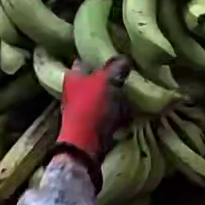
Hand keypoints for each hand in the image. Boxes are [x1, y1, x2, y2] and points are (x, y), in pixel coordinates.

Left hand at [56, 57, 130, 173]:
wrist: (86, 146)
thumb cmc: (93, 107)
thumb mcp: (108, 81)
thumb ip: (117, 66)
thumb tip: (125, 59)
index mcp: (73, 76)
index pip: (86, 60)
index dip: (100, 58)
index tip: (117, 58)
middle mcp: (73, 91)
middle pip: (97, 80)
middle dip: (112, 81)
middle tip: (128, 79)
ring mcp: (81, 109)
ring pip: (103, 98)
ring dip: (117, 99)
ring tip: (131, 98)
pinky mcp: (89, 125)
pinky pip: (107, 115)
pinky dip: (117, 115)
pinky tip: (127, 116)